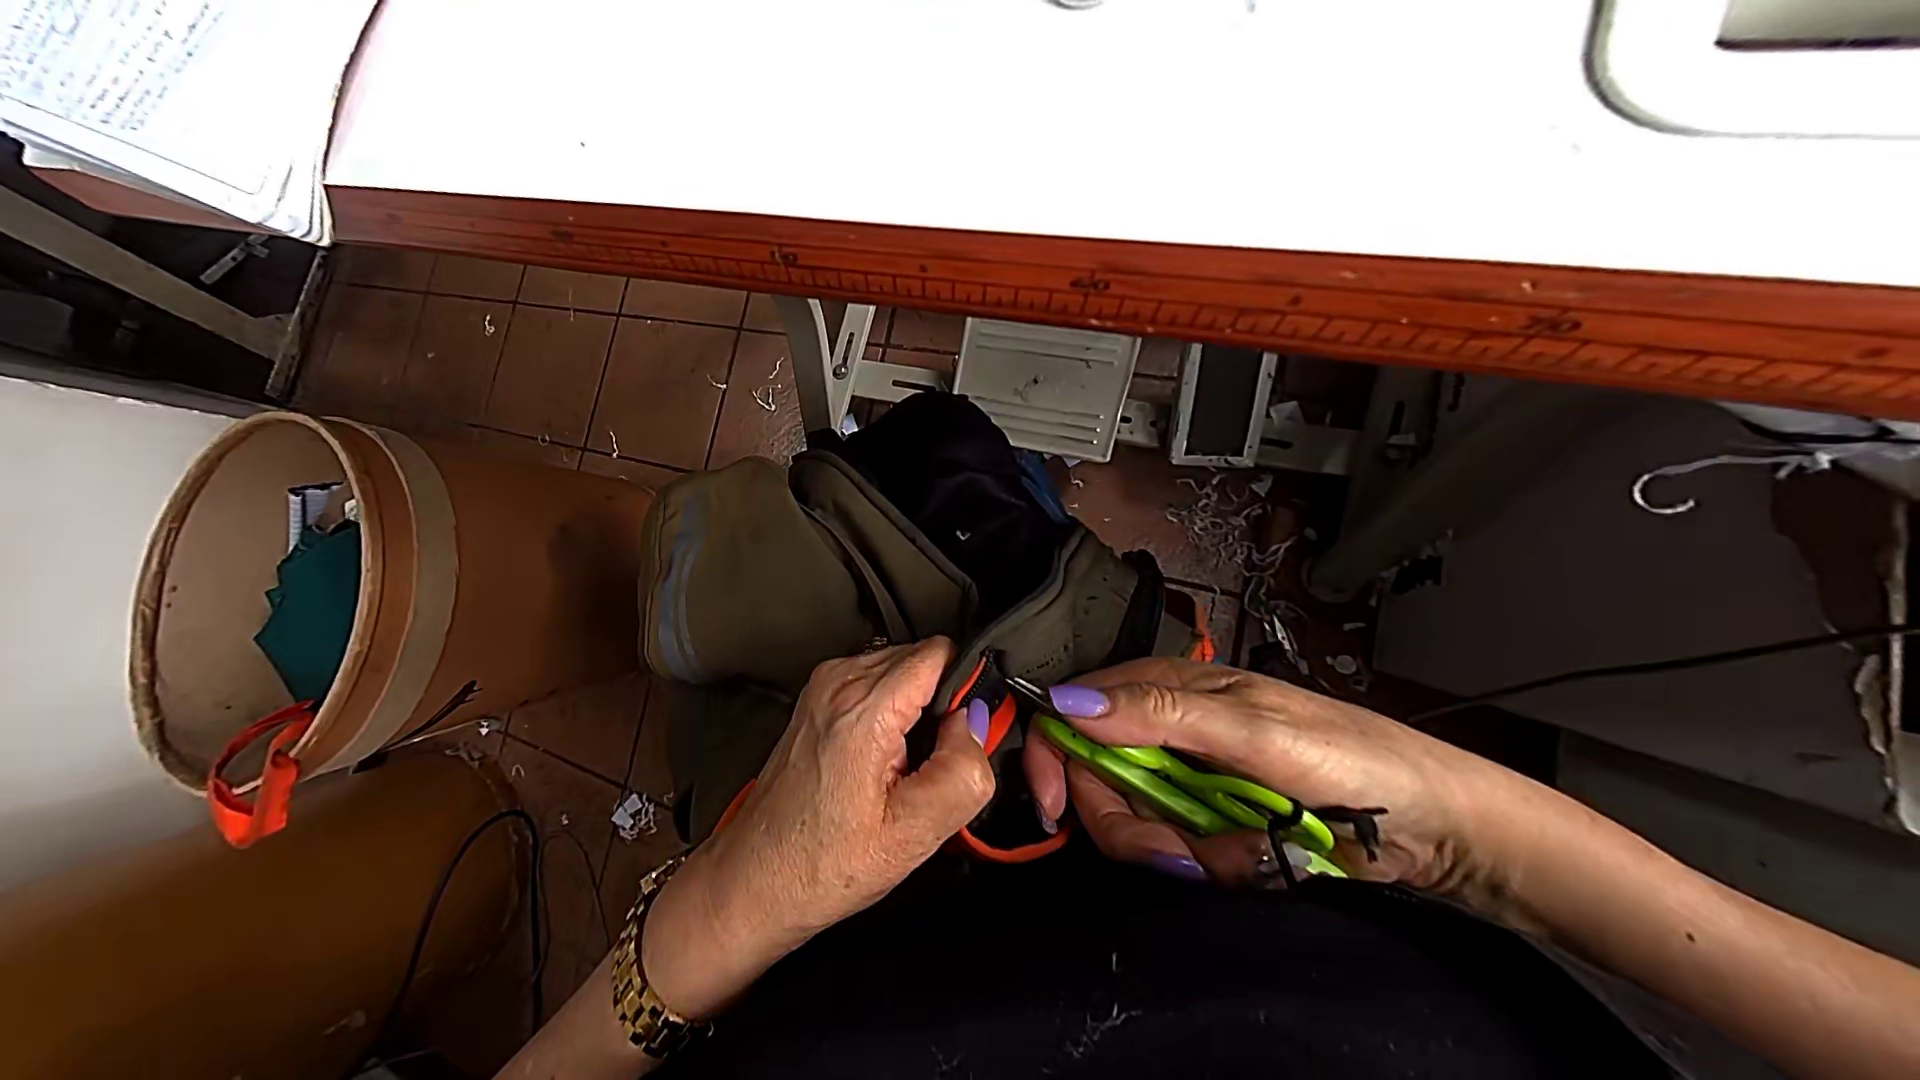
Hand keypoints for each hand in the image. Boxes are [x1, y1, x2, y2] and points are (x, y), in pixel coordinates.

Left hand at [641, 637, 994, 1017]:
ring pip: (901, 667)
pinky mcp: (818, 698)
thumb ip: (963, 770)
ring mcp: (823, 687)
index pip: (940, 651)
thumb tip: (974, 722)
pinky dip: (892, 707)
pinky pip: (876, 681)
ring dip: (915, 705)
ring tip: (902, 763)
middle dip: (940, 700)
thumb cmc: (819, 864)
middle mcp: (838, 683)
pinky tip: (882, 757)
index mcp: (863, 709)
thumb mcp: (915, 833)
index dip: (963, 688)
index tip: (960, 731)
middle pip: (922, 657)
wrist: (754, 879)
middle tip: (930, 760)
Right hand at [1022, 657, 1530, 899]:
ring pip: (1135, 822)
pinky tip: (1256, 856)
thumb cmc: (1347, 758)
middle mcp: (1165, 731)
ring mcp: (1186, 779)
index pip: (1075, 712)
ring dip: (1184, 848)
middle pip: (1097, 780)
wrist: (1429, 824)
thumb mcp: (1251, 730)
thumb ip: (1158, 714)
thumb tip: (1064, 702)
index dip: (1054, 757)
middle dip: (1134, 824)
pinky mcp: (1207, 822)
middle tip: (1183, 849)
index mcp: (1166, 691)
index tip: (1054, 810)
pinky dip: (1211, 862)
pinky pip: (1176, 851)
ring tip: (1246, 848)